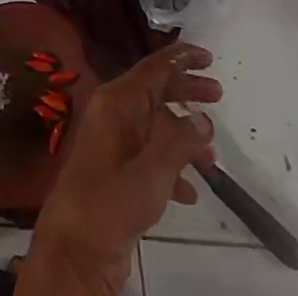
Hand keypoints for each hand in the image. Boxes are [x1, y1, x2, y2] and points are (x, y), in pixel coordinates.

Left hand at [17, 43, 221, 295]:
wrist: (77, 244)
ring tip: (213, 154)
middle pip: (153, 92)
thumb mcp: (153, 170)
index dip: (178, 58)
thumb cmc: (111, 199)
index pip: (150, 69)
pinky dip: (172, 166)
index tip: (206, 54)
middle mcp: (110, 114)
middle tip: (219, 93)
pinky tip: (190, 192)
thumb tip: (201, 118)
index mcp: (114, 103)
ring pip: (153, 125)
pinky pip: (149, 155)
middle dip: (185, 91)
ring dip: (183, 134)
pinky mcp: (116, 169)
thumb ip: (179, 141)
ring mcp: (111, 141)